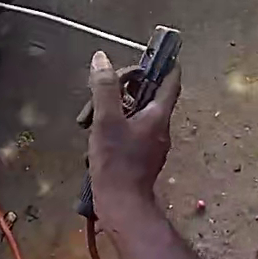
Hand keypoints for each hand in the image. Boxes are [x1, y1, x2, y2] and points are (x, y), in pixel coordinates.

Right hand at [86, 50, 180, 227]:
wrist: (121, 205)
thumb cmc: (116, 163)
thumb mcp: (106, 121)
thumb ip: (104, 88)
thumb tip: (101, 58)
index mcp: (158, 114)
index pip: (170, 80)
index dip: (164, 64)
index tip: (154, 53)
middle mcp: (159, 126)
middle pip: (143, 95)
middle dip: (117, 91)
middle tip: (94, 101)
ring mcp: (151, 143)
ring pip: (132, 114)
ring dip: (109, 112)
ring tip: (87, 125)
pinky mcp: (140, 156)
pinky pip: (127, 131)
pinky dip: (111, 129)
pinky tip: (93, 142)